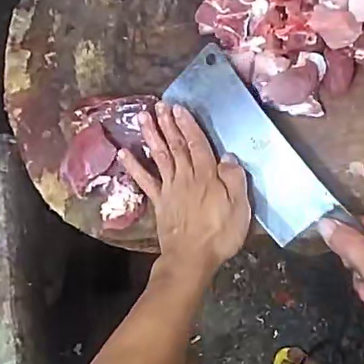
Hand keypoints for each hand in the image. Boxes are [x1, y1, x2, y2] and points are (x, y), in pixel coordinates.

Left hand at [120, 103, 250, 278]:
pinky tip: (123, 153)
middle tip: (159, 105)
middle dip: (168, 124)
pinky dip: (133, 166)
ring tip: (143, 117)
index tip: (179, 108)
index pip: (198, 144)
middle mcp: (186, 176)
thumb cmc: (220, 234)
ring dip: (151, 135)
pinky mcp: (159, 202)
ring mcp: (169, 188)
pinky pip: (145, 180)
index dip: (188, 125)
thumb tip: (228, 157)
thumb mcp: (239, 207)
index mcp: (207, 176)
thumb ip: (234, 180)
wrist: (191, 258)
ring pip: (159, 156)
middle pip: (176, 145)